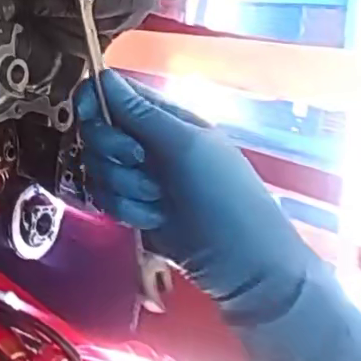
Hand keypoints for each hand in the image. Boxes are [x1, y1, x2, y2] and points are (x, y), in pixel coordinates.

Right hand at [78, 72, 360, 360]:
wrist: (258, 281)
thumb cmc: (234, 209)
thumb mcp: (191, 152)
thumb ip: (142, 114)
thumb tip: (101, 78)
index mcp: (173, 121)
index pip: (113, 97)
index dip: (105, 114)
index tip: (116, 136)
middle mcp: (158, 143)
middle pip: (101, 133)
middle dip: (120, 159)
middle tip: (151, 180)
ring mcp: (150, 177)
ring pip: (102, 167)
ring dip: (126, 191)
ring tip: (161, 210)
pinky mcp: (144, 209)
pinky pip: (111, 196)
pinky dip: (129, 211)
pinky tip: (156, 225)